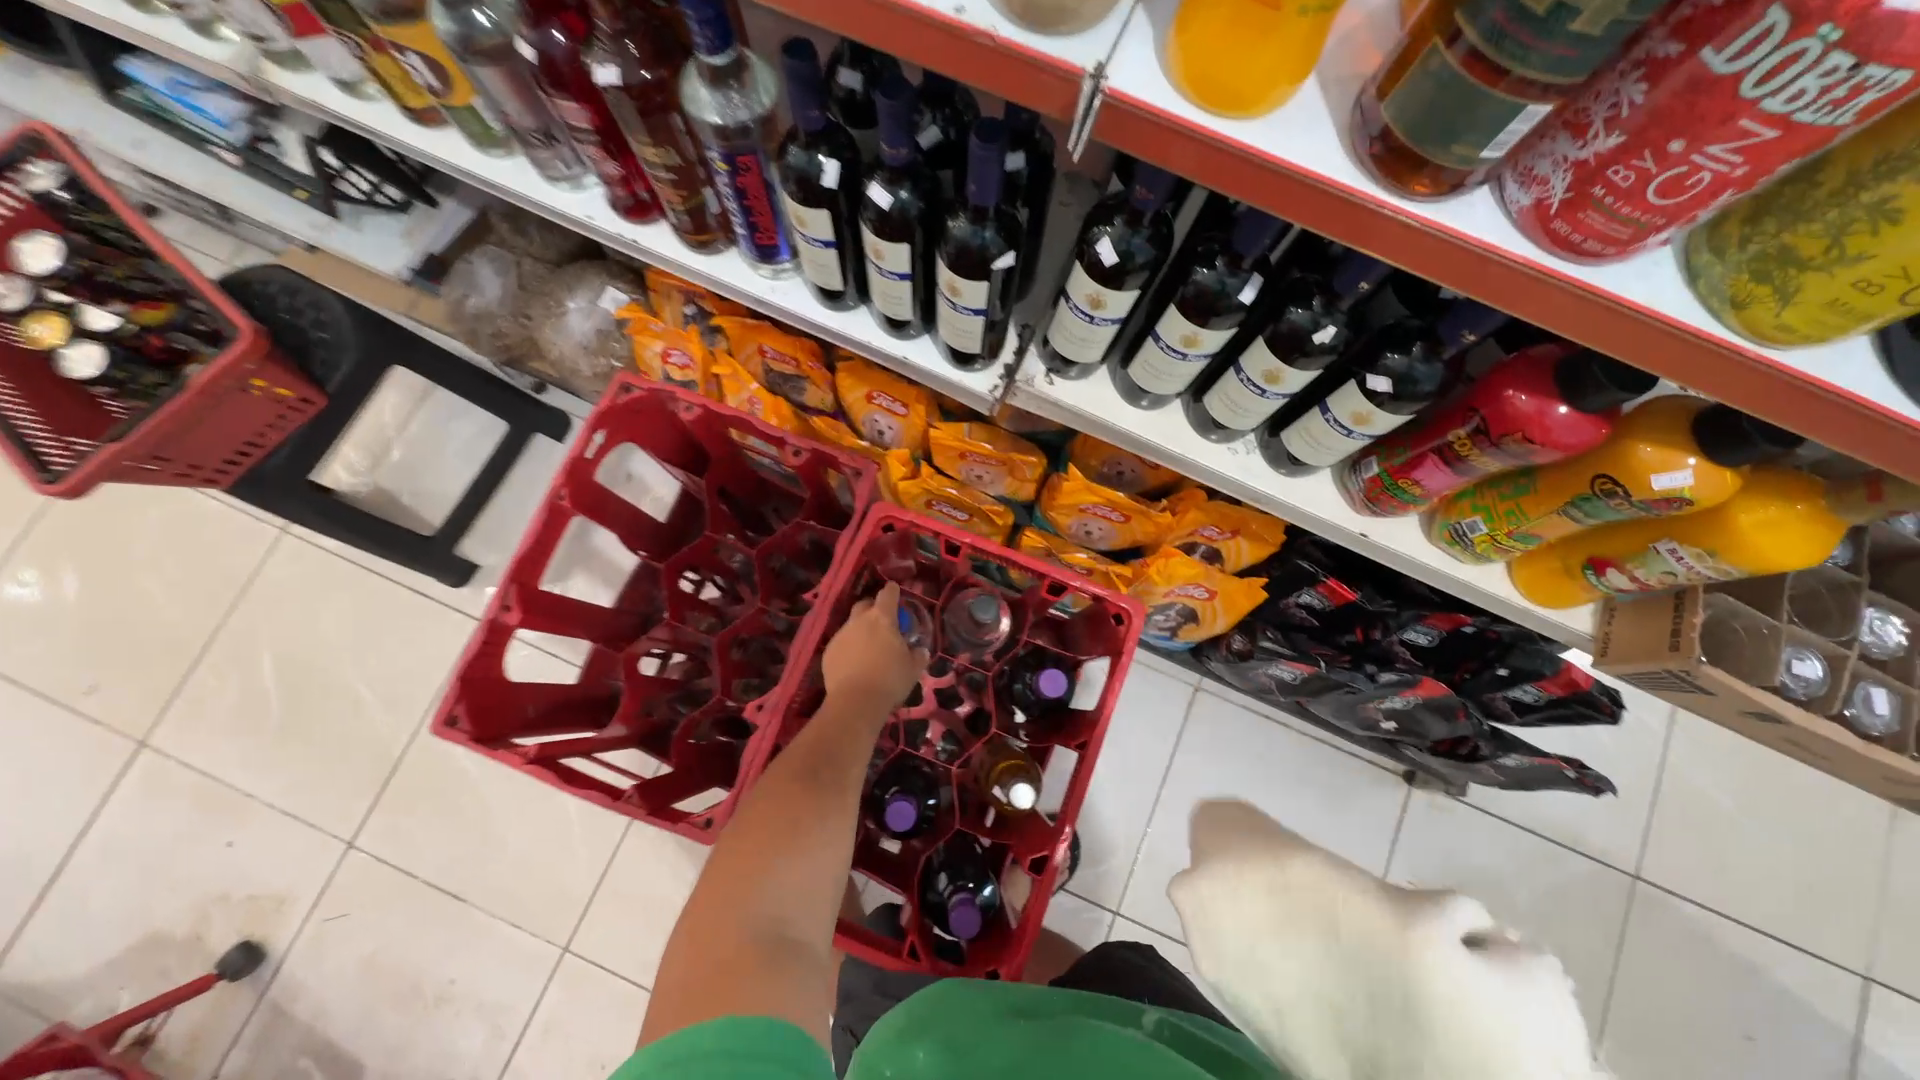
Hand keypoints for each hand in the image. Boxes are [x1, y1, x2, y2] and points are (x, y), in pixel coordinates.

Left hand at [821, 582, 927, 712]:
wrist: (855, 702)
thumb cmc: (890, 680)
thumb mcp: (913, 669)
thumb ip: (918, 656)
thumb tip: (920, 650)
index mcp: (882, 619)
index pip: (887, 594)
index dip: (892, 591)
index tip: (894, 591)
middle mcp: (859, 621)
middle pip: (864, 604)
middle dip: (872, 608)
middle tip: (881, 621)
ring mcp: (841, 635)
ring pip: (851, 625)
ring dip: (859, 630)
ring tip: (867, 647)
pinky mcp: (828, 651)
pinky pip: (841, 643)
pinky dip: (848, 648)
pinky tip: (853, 664)